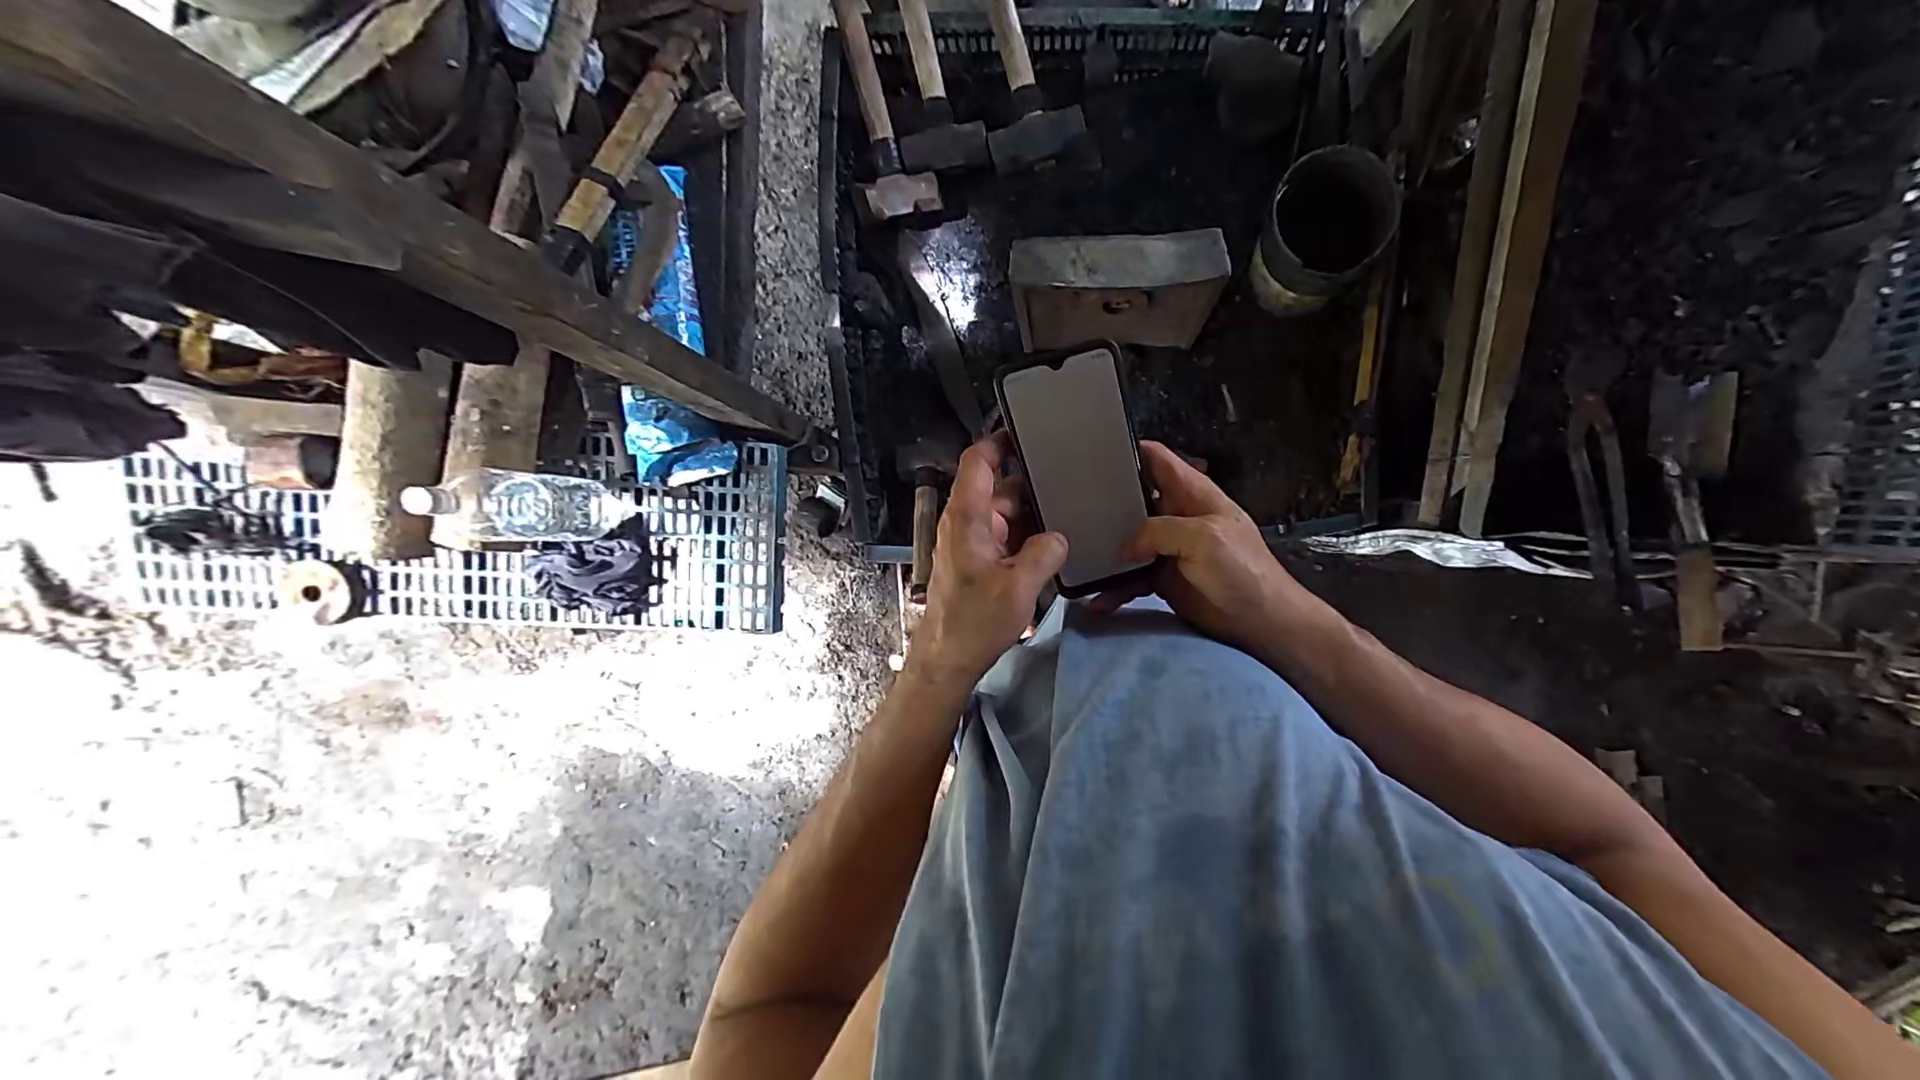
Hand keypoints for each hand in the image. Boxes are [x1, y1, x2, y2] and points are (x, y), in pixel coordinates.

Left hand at [907, 433, 1067, 689]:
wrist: (948, 657)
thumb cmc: (973, 623)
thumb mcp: (1018, 587)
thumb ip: (1044, 554)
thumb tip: (1057, 537)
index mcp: (967, 517)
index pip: (978, 461)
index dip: (999, 440)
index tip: (1024, 430)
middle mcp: (965, 523)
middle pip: (1001, 488)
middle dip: (1032, 489)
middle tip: (1067, 490)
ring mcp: (970, 540)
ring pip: (1006, 513)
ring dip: (1031, 518)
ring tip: (1063, 522)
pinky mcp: (977, 558)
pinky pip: (1005, 535)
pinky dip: (1024, 537)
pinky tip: (1048, 549)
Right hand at [1095, 441, 1333, 662]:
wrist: (1260, 621)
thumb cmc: (1246, 572)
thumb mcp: (1203, 537)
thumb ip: (1158, 531)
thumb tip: (1125, 546)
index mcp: (1193, 495)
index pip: (1158, 460)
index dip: (1131, 451)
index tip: (1100, 454)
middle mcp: (1178, 517)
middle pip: (1134, 501)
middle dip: (1107, 504)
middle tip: (1075, 509)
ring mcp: (1169, 549)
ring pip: (1126, 542)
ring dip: (1105, 551)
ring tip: (1080, 559)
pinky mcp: (1162, 578)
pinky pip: (1130, 579)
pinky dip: (1114, 588)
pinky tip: (1098, 599)